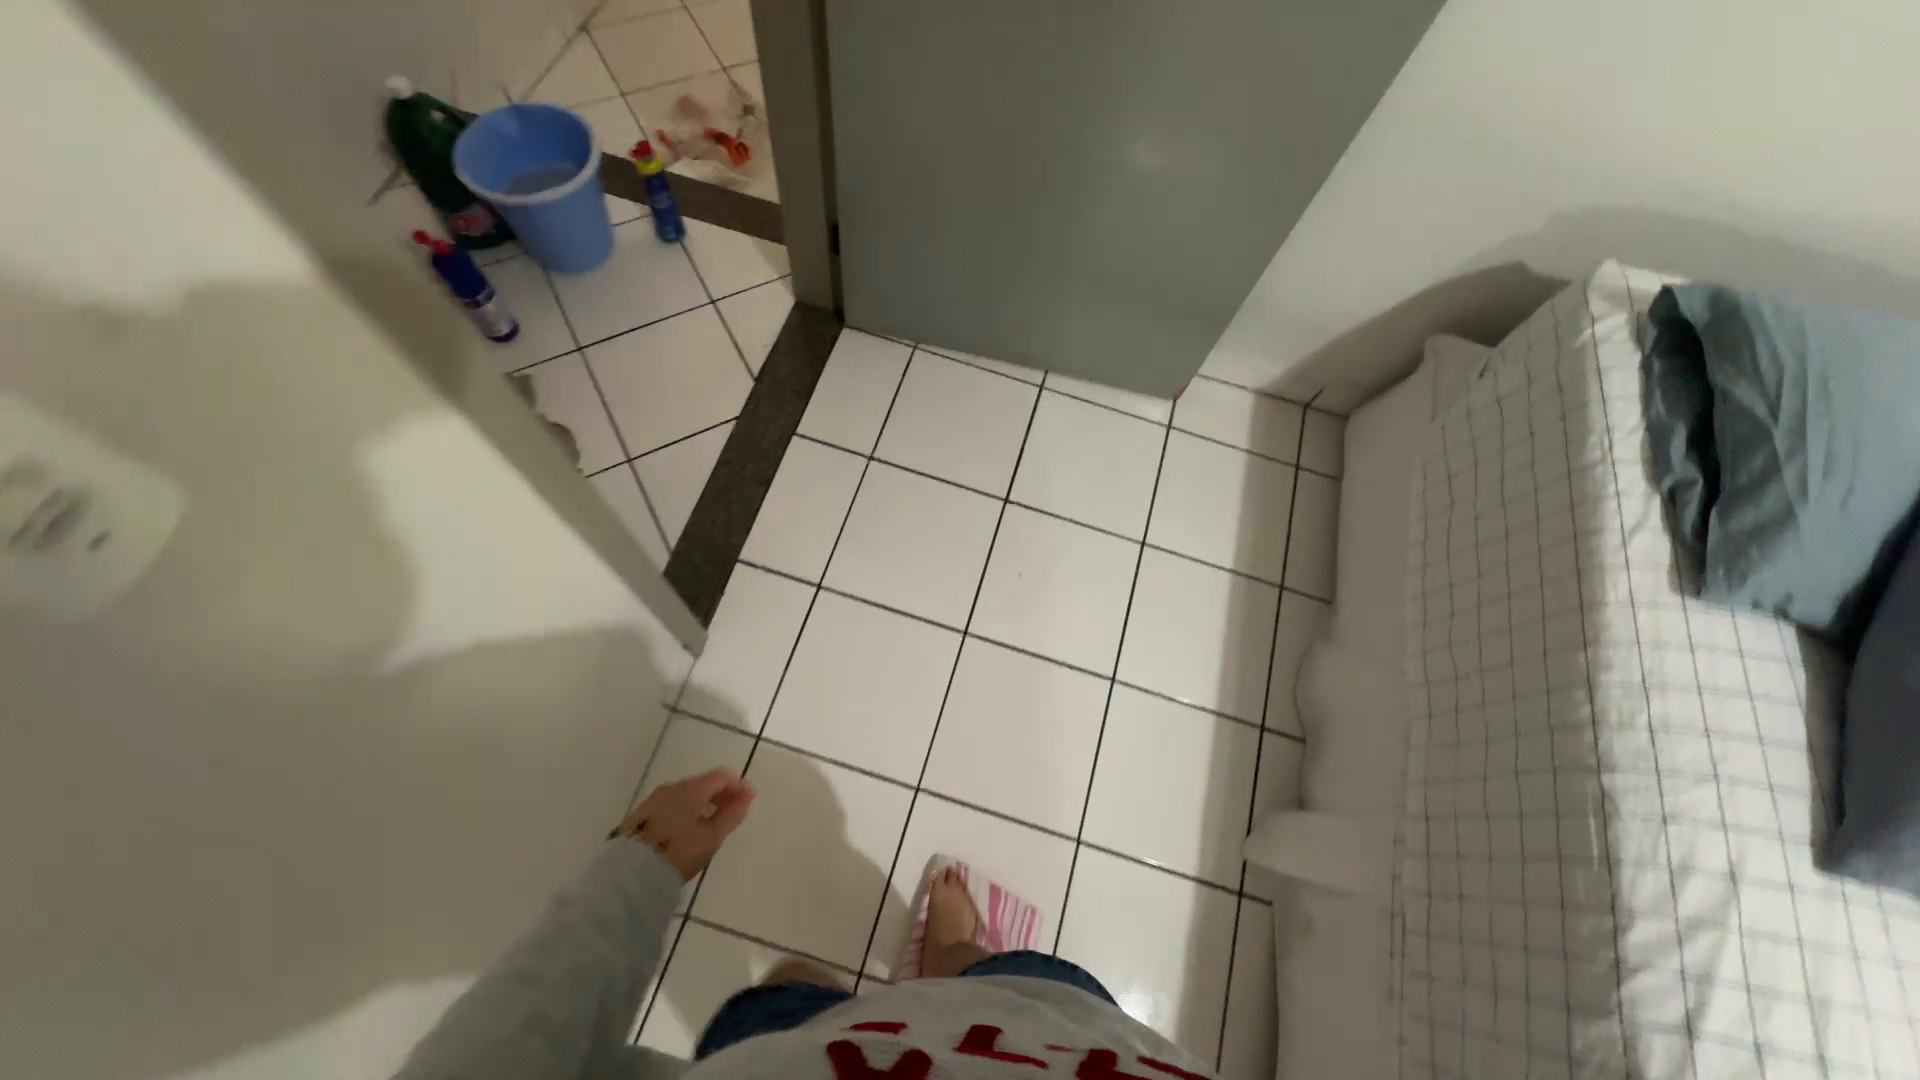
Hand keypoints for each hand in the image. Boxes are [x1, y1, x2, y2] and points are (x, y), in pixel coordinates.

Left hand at [610, 769, 755, 880]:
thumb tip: (748, 794)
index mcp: (692, 789)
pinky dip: (684, 811)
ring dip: (701, 804)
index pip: (721, 776)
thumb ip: (732, 814)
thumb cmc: (679, 852)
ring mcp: (653, 800)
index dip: (737, 786)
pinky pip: (670, 805)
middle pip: (703, 783)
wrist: (630, 873)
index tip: (747, 802)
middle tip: (730, 816)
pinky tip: (685, 831)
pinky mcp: (640, 815)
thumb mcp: (712, 836)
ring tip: (708, 827)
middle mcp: (672, 788)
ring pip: (685, 795)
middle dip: (720, 795)